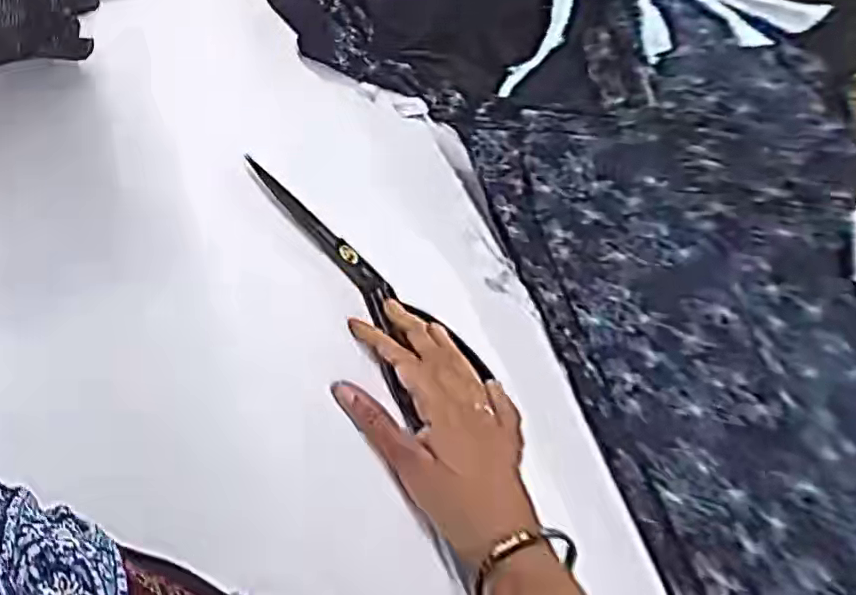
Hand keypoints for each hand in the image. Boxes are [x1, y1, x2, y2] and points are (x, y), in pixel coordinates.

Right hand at [334, 301, 538, 564]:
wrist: (509, 547)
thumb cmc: (463, 510)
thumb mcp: (407, 465)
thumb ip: (375, 422)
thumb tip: (346, 391)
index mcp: (444, 410)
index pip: (405, 362)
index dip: (379, 339)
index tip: (360, 325)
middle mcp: (470, 410)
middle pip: (438, 357)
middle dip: (412, 328)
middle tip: (393, 308)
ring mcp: (490, 425)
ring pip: (466, 372)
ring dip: (446, 346)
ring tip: (431, 327)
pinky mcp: (503, 444)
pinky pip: (499, 404)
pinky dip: (489, 387)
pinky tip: (487, 382)